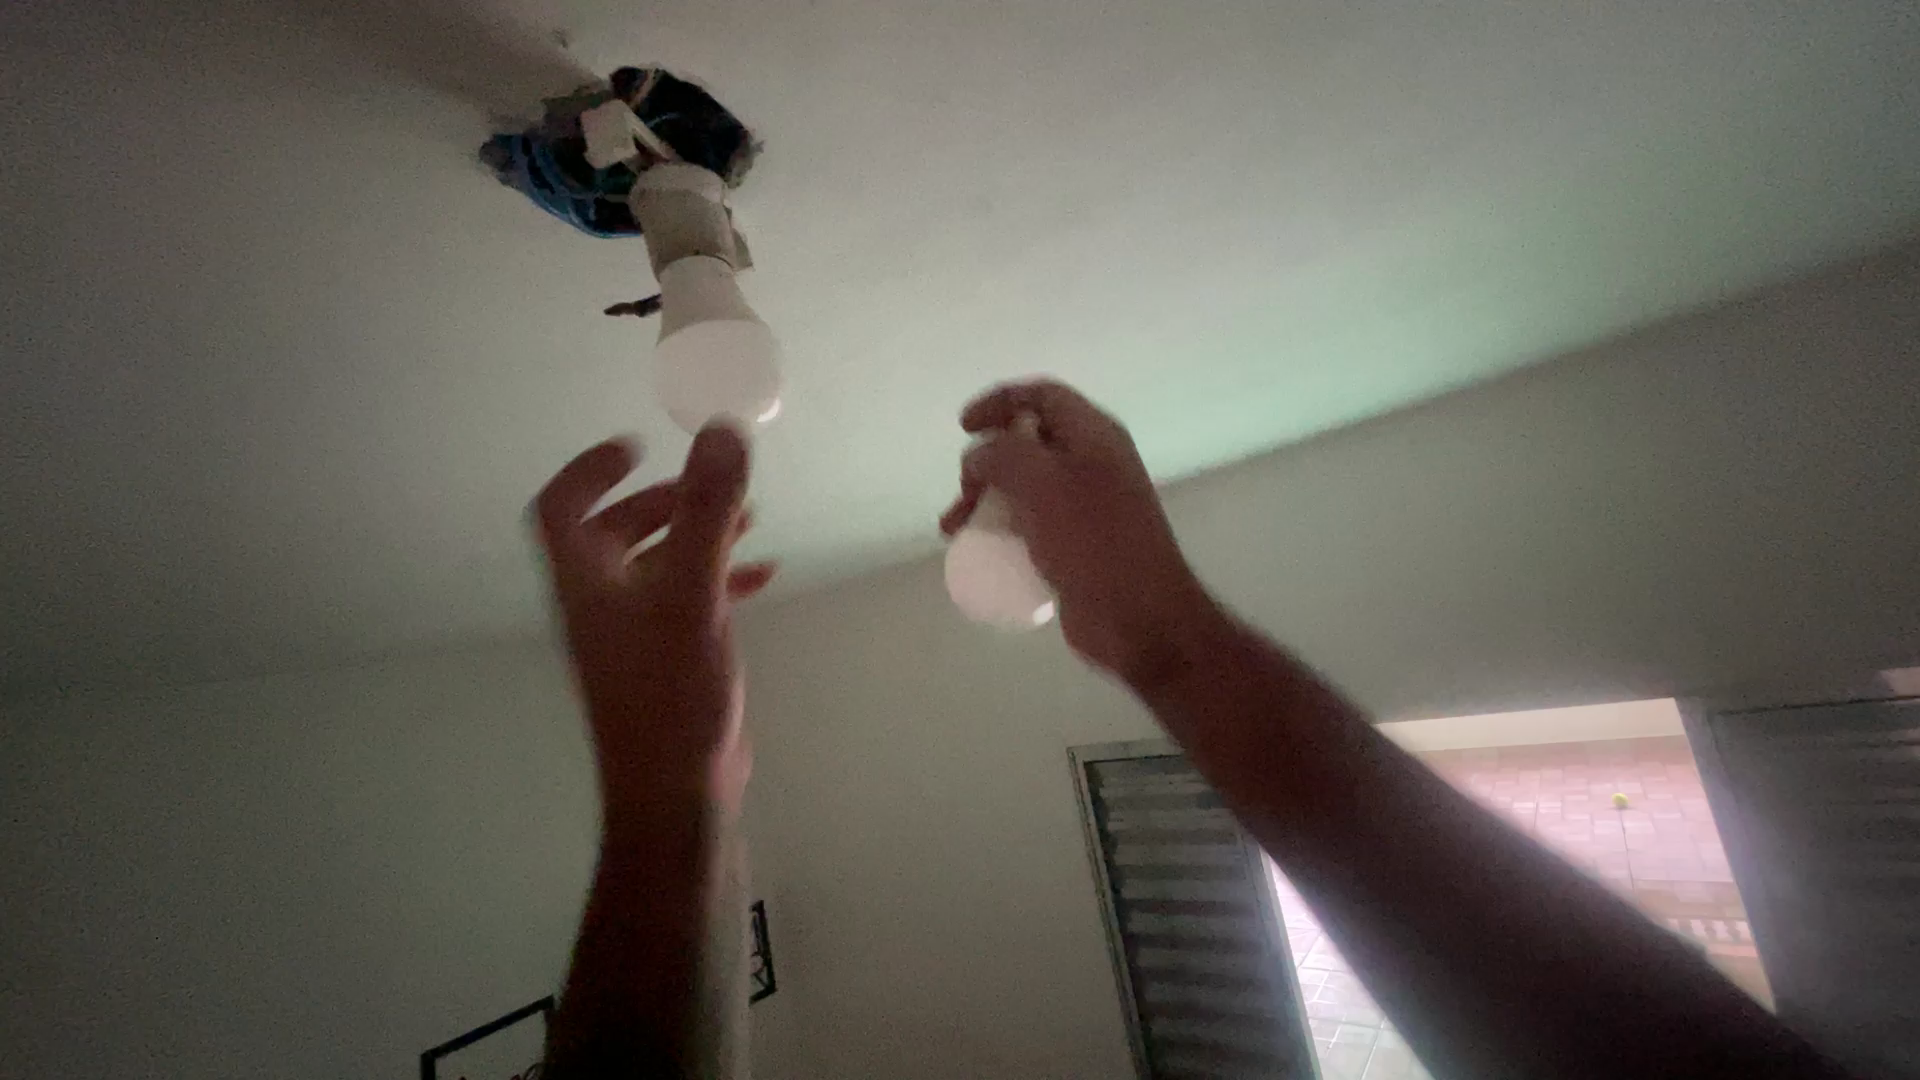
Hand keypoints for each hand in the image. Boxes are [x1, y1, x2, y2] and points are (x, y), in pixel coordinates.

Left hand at [533, 425, 774, 816]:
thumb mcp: (690, 591)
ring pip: (659, 563)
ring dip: (698, 535)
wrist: (677, 787)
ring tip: (749, 519)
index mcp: (586, 581)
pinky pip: (691, 598)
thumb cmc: (670, 689)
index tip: (636, 445)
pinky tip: (763, 575)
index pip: (561, 508)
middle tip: (711, 485)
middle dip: (665, 501)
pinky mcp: (670, 656)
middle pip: (617, 532)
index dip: (590, 470)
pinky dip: (722, 577)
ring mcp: (636, 632)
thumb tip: (720, 431)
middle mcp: (602, 601)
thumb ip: (705, 512)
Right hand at [940, 379, 1213, 682]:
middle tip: (963, 490)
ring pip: (1023, 486)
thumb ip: (1002, 454)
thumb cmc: (1090, 540)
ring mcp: (1085, 505)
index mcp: (1092, 435)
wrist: (1136, 617)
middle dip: (985, 461)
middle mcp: (1091, 463)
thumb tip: (978, 456)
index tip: (964, 427)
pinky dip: (1000, 528)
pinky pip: (1030, 522)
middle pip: (1027, 442)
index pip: (1042, 396)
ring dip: (984, 498)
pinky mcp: (1075, 543)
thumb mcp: (1040, 482)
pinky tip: (976, 548)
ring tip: (952, 528)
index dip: (1000, 402)